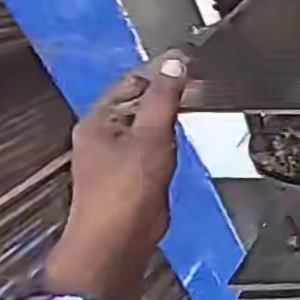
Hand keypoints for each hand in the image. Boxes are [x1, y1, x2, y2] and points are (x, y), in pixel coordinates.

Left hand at [49, 51, 188, 299]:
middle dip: (167, 89)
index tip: (192, 60)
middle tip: (201, 79)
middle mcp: (102, 133)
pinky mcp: (132, 173)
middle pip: (137, 100)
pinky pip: (151, 142)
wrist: (118, 239)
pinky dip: (168, 133)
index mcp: (98, 119)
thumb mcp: (151, 134)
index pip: (132, 81)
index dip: (161, 69)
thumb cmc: (128, 186)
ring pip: (145, 122)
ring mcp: (115, 154)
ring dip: (168, 111)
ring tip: (198, 100)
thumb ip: (165, 97)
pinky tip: (185, 134)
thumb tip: (176, 61)